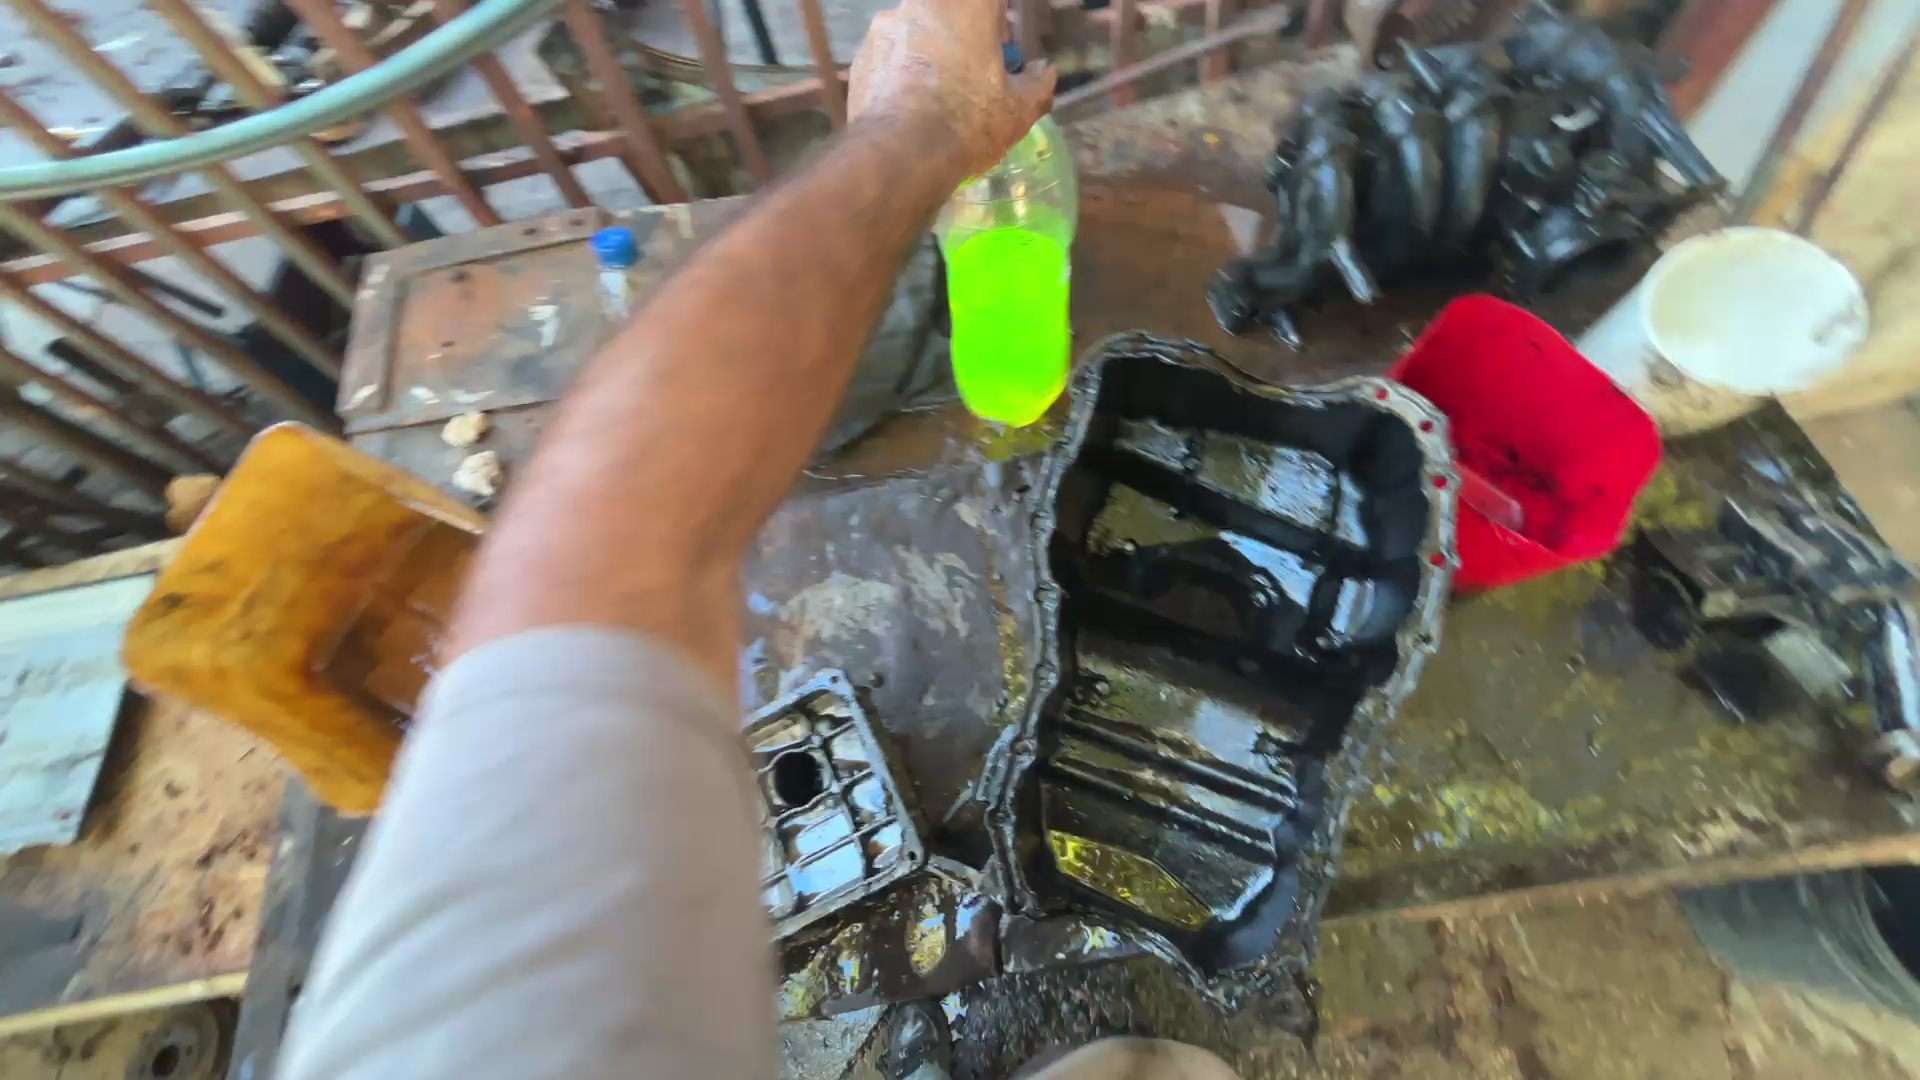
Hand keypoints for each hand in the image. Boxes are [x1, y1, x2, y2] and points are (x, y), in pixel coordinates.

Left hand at [848, 0, 1056, 177]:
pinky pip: (890, 60)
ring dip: (929, 56)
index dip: (998, 19)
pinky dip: (901, 77)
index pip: (992, 2)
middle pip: (949, 13)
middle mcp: (923, 2)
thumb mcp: (1016, 112)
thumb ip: (1037, 86)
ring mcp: (886, 27)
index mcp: (967, 3)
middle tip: (970, 76)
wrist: (901, 154)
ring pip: (916, 34)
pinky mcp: (862, 58)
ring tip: (935, 99)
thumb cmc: (968, 122)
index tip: (1000, 45)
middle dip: (961, 39)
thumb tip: (1045, 72)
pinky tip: (908, 110)